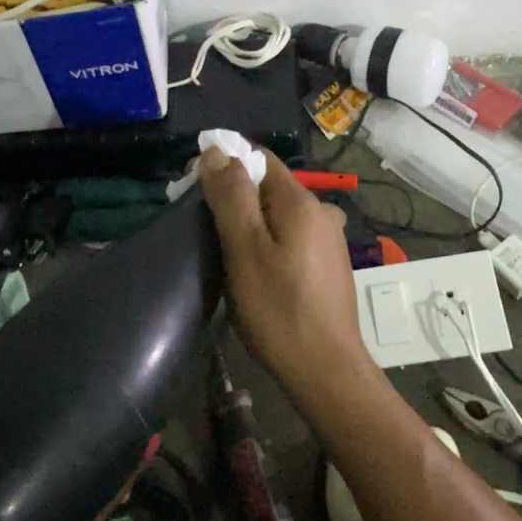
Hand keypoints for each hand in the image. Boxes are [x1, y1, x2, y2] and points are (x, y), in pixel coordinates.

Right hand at [197, 148, 372, 394]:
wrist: (326, 369)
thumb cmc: (279, 310)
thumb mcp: (245, 250)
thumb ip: (231, 197)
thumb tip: (217, 151)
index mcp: (302, 201)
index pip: (260, 158)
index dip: (225, 165)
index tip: (193, 187)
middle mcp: (321, 212)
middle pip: (269, 187)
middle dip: (235, 198)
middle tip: (201, 228)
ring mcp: (329, 240)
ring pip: (279, 215)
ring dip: (250, 224)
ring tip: (222, 253)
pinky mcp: (328, 265)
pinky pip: (291, 238)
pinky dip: (268, 243)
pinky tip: (253, 271)